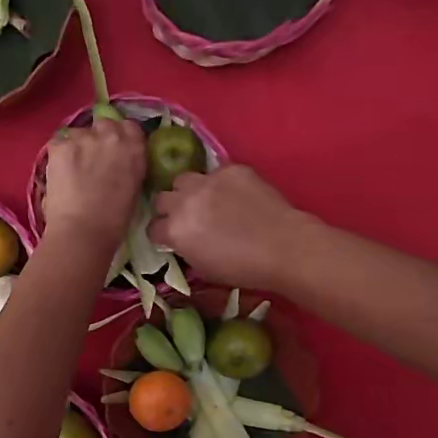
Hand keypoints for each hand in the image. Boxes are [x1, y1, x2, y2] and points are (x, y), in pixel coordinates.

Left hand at [43, 117, 144, 247]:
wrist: (83, 231)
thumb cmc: (113, 221)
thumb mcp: (133, 188)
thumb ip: (128, 166)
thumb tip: (118, 162)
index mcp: (134, 148)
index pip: (129, 126)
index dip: (119, 136)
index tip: (112, 149)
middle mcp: (111, 136)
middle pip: (103, 123)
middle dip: (97, 137)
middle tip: (90, 158)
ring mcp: (83, 138)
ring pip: (78, 133)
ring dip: (76, 146)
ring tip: (70, 169)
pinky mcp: (59, 146)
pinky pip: (58, 143)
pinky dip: (57, 155)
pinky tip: (58, 173)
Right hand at [150, 165, 318, 291]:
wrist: (284, 247)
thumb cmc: (242, 268)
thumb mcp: (201, 267)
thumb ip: (184, 248)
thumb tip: (181, 240)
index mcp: (174, 229)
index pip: (152, 228)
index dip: (161, 234)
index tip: (169, 238)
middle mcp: (184, 201)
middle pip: (162, 198)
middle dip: (169, 208)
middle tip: (185, 218)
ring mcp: (208, 181)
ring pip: (183, 179)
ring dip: (188, 190)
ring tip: (204, 200)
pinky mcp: (231, 169)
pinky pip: (215, 172)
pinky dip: (220, 183)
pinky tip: (234, 195)